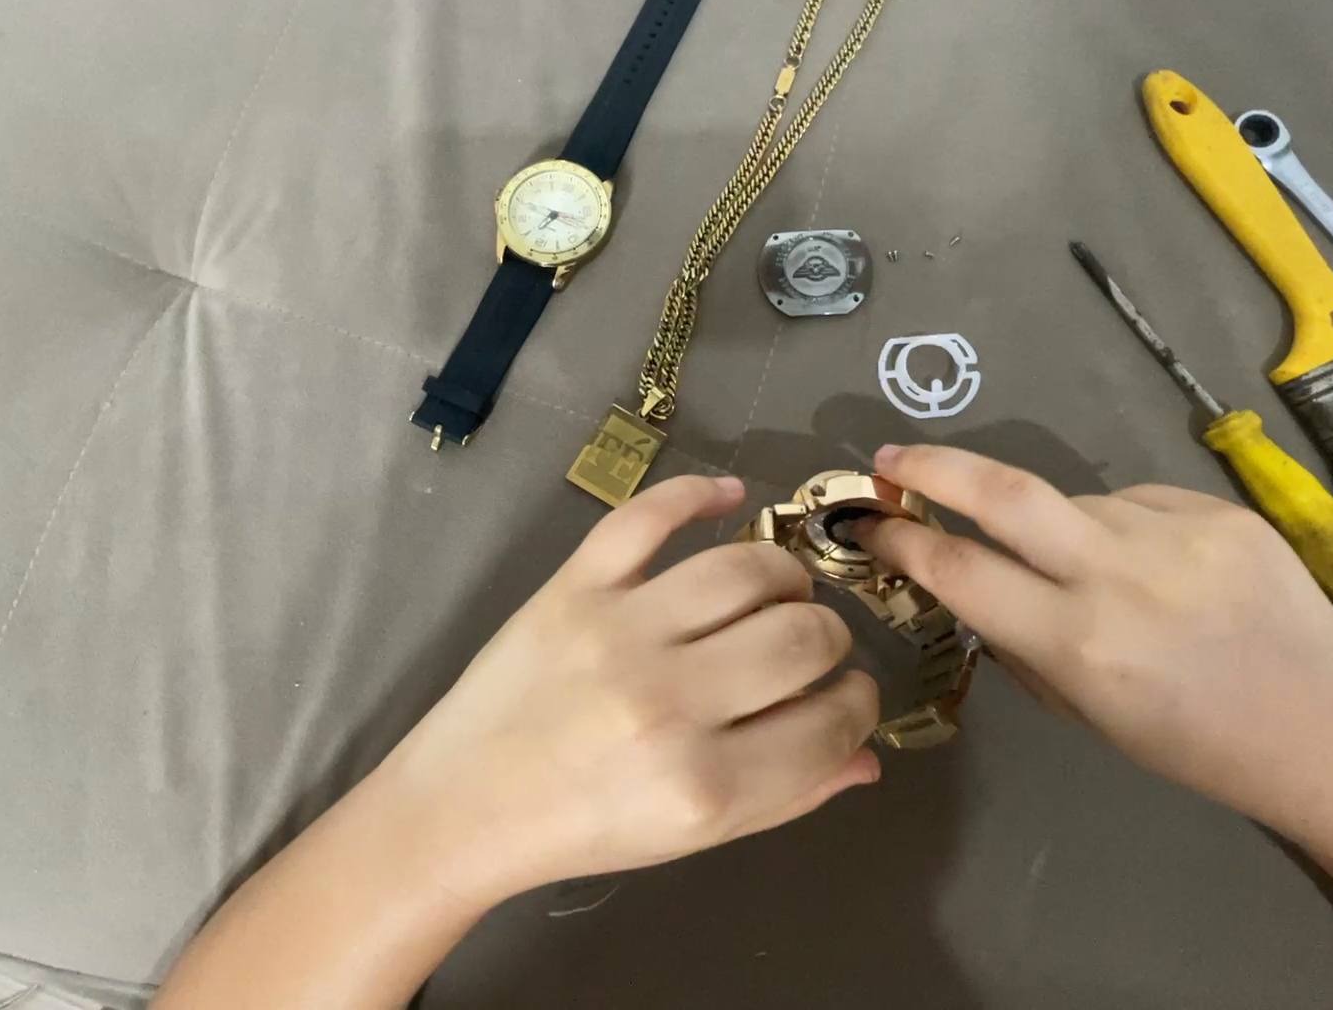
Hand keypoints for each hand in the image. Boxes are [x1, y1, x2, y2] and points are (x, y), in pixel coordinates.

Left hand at [373, 476, 881, 908]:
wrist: (465, 801)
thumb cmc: (583, 827)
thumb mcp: (691, 837)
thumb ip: (786, 796)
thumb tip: (866, 755)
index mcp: (703, 785)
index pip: (829, 724)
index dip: (857, 704)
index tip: (848, 694)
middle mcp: (667, 701)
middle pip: (800, 636)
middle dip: (828, 639)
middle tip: (809, 646)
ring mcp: (617, 631)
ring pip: (742, 569)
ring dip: (784, 576)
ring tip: (780, 592)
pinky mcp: (573, 586)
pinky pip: (644, 517)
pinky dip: (696, 494)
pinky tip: (733, 496)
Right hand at [861, 444, 1332, 834]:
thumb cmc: (1187, 743)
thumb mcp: (1076, 706)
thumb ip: (1011, 634)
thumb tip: (962, 575)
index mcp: (1079, 641)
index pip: (958, 570)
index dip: (899, 540)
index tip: (867, 523)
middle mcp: (1124, 577)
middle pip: (1003, 492)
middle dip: (932, 467)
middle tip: (890, 459)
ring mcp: (1182, 535)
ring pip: (1071, 502)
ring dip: (1054, 527)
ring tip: (1095, 572)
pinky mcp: (1225, 511)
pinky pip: (1130, 501)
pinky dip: (1115, 527)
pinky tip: (1154, 567)